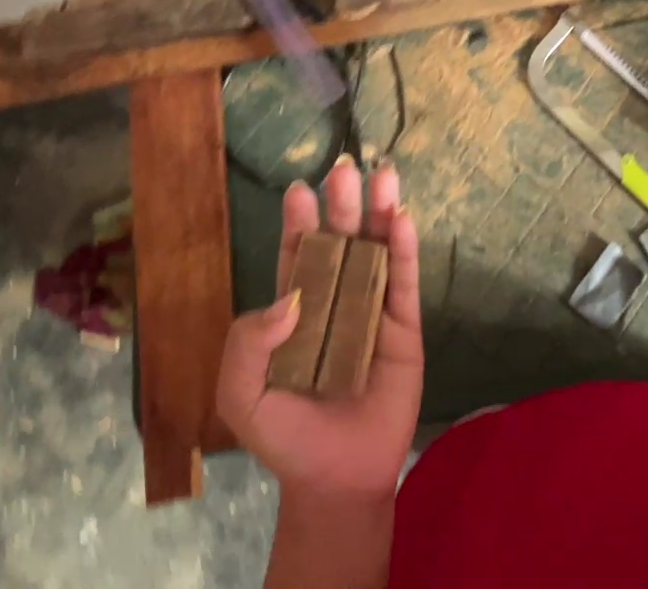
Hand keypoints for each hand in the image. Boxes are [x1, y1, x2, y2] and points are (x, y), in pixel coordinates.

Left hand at [216, 157, 422, 500]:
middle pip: (340, 242)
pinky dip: (404, 250)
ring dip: (380, 213)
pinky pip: (403, 282)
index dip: (299, 224)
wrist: (337, 478)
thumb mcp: (243, 395)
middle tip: (344, 170)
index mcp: (296, 311)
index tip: (299, 190)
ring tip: (384, 173)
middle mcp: (335, 300)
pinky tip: (403, 219)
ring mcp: (372, 310)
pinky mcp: (404, 327)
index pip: (298, 256)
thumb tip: (288, 298)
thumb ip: (248, 344)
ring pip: (376, 252)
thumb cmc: (286, 436)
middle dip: (342, 205)